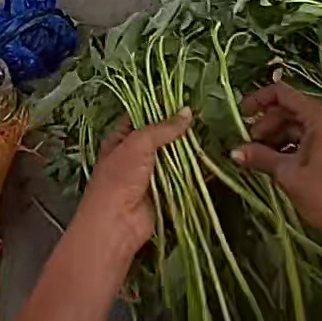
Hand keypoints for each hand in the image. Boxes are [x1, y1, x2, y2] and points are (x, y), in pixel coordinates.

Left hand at [74, 108, 191, 253]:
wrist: (116, 223)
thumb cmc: (120, 177)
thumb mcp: (139, 143)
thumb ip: (163, 128)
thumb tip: (187, 112)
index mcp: (121, 138)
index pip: (141, 113)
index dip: (158, 105)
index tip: (181, 97)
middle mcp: (134, 153)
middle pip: (158, 134)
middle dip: (175, 127)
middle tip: (198, 114)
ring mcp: (148, 172)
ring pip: (170, 154)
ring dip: (184, 147)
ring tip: (204, 131)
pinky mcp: (161, 190)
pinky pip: (177, 174)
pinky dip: (189, 168)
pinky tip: (203, 156)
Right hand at [233, 84, 321, 241]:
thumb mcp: (288, 174)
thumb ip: (260, 157)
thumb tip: (234, 151)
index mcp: (317, 116)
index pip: (282, 93)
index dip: (259, 100)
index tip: (241, 115)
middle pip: (287, 110)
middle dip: (265, 124)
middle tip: (248, 145)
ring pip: (294, 126)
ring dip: (274, 138)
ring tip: (256, 157)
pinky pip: (303, 139)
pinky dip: (285, 147)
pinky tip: (272, 163)